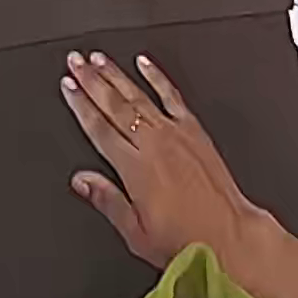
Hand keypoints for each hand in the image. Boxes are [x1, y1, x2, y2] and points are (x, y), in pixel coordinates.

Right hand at [60, 51, 281, 273]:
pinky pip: (170, 94)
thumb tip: (81, 180)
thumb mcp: (136, 233)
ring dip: (114, 73)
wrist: (230, 237)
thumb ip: (107, 200)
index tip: (68, 87)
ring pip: (136, 95)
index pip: (98, 128)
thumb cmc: (186, 240)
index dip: (80, 104)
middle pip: (113, 104)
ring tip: (97, 57)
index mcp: (134, 168)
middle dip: (90, 79)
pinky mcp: (193, 127)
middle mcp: (152, 144)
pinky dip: (156, 76)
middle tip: (75, 61)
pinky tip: (143, 62)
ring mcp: (173, 132)